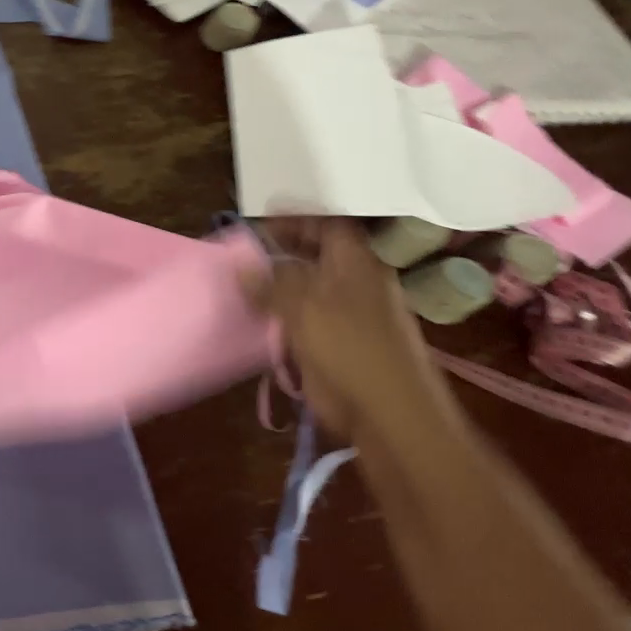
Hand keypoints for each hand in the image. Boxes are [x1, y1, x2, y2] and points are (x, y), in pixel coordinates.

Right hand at [256, 219, 462, 440]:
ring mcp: (348, 315)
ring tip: (242, 278)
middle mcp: (355, 284)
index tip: (261, 218)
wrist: (388, 413)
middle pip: (319, 253)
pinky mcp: (337, 343)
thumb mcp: (303, 306)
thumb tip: (243, 264)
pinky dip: (281, 310)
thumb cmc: (350, 348)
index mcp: (357, 264)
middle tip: (246, 247)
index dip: (297, 217)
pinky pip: (304, 316)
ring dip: (278, 281)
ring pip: (309, 286)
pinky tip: (257, 313)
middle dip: (283, 248)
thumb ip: (270, 281)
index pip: (329, 225)